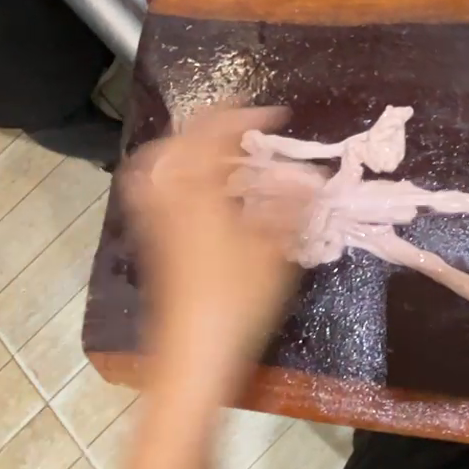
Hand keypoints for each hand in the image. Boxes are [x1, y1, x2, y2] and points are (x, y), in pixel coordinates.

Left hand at [120, 106, 310, 398]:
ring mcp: (159, 219)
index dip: (242, 114)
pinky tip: (205, 192)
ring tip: (221, 153)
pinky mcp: (156, 240)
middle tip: (242, 128)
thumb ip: (291, 207)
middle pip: (178, 142)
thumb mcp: (273, 251)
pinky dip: (179, 174)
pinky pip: (159, 188)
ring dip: (190, 147)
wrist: (192, 354)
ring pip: (163, 165)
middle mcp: (172, 197)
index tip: (274, 116)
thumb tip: (312, 176)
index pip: (213, 132)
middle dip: (210, 125)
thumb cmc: (235, 300)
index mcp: (199, 191)